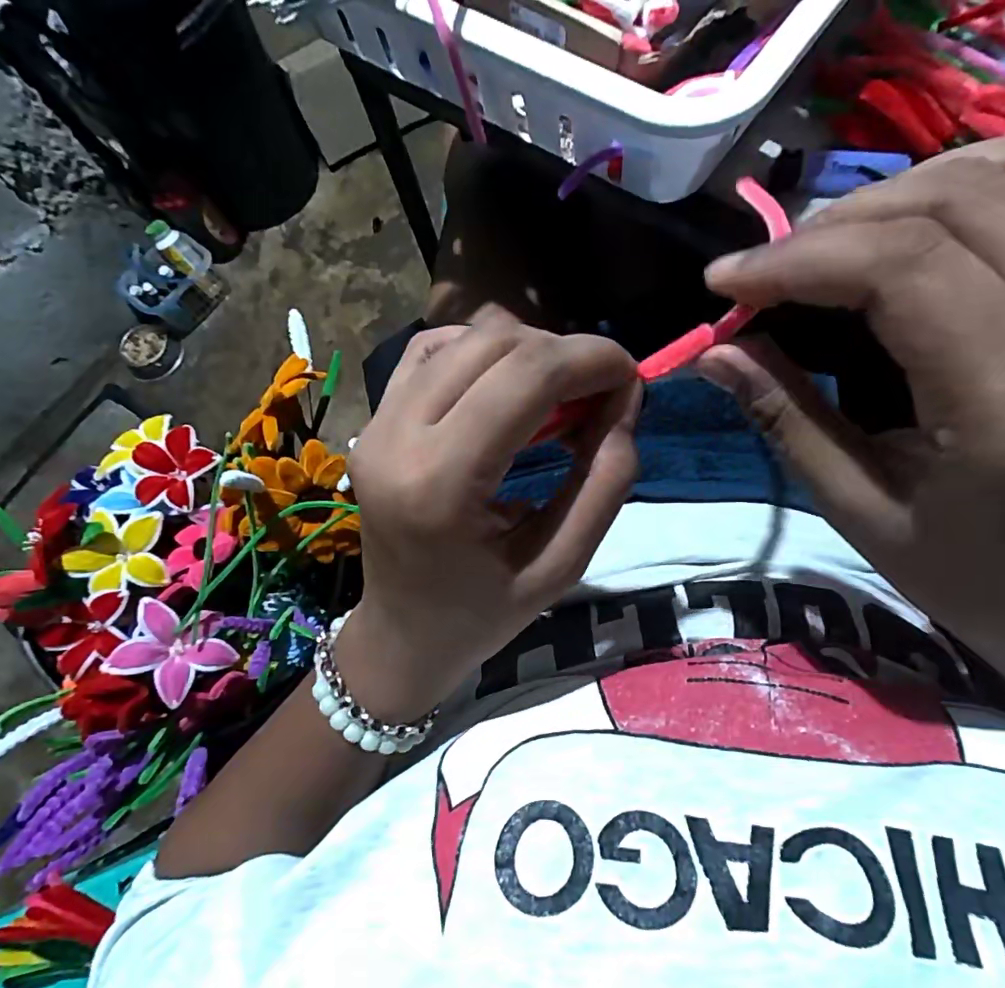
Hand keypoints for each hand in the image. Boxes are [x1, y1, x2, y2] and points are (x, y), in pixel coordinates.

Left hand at [336, 320, 641, 718]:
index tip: (631, 375)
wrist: (404, 633)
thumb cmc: (484, 614)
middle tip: (601, 393)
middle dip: (564, 353)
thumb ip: (603, 484)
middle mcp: (397, 438)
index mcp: (441, 484)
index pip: (526, 377)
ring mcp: (377, 424)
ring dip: (525, 352)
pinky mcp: (374, 422)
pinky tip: (508, 390)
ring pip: (463, 338)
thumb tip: (626, 399)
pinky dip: (481, 354)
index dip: (591, 359)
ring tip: (559, 396)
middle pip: (495, 343)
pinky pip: (431, 353)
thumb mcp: (561, 567)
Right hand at [698, 125, 1004, 647]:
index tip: (731, 280)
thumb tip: (716, 350)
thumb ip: (788, 419)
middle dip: (840, 224)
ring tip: (845, 240)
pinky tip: (942, 216)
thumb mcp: (855, 510)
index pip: (908, 271)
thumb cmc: (955, 571)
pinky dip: (999, 176)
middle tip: (774, 267)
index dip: (804, 259)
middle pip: (959, 206)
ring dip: (911, 189)